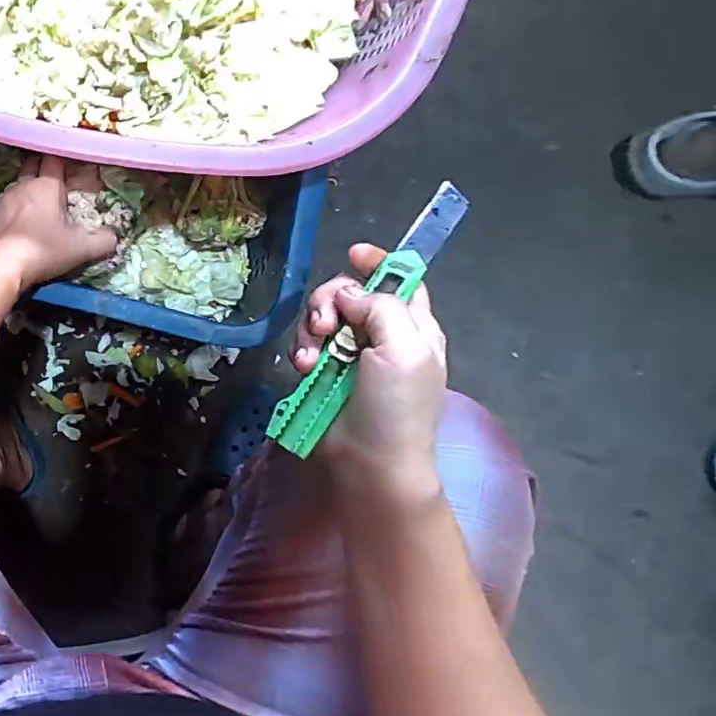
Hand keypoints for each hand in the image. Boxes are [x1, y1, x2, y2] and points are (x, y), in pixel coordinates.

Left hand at [0, 155, 119, 288]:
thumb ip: (103, 241)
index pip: (55, 159)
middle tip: (57, 182)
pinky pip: (6, 204)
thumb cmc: (43, 250)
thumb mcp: (81, 249)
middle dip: (45, 169)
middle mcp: (23, 185)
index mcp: (46, 184)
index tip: (74, 167)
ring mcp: (3, 199)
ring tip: (39, 205)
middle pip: (33, 165)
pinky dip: (15, 208)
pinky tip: (20, 223)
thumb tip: (115, 238)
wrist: (0, 267)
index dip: (65, 160)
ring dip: (29, 190)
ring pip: (19, 185)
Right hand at [294, 244, 447, 504]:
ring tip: (312, 356)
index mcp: (413, 326)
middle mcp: (381, 334)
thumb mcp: (405, 350)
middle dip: (331, 299)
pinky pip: (307, 343)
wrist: (370, 461)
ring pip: (324, 316)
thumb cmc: (398, 407)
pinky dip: (302, 350)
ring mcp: (350, 353)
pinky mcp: (324, 371)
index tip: (353, 253)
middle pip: (350, 293)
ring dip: (312, 328)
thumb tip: (348, 292)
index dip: (379, 262)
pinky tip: (304, 368)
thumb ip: (381, 308)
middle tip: (324, 324)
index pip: (400, 279)